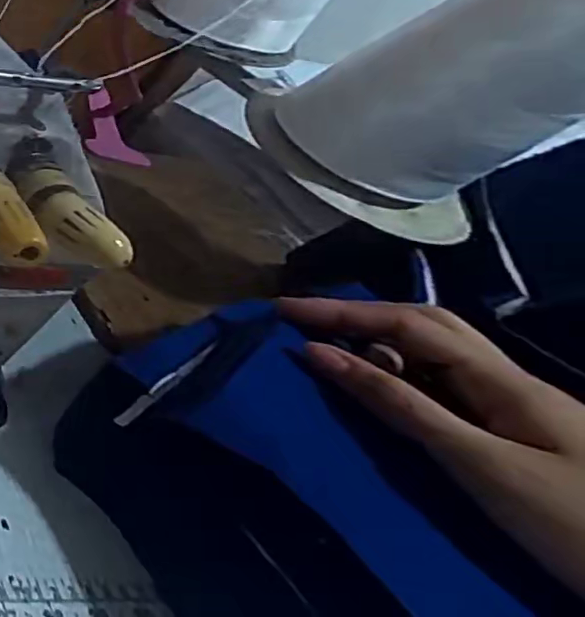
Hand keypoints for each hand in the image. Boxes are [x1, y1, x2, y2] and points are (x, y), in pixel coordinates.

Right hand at [279, 297, 584, 598]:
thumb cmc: (578, 525)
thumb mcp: (481, 465)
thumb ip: (398, 404)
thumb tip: (317, 352)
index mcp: (509, 383)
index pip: (410, 325)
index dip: (342, 312)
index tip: (281, 311)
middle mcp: (516, 384)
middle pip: (430, 327)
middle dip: (363, 316)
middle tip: (304, 322)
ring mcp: (524, 412)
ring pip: (441, 355)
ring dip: (382, 342)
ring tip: (331, 350)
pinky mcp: (522, 437)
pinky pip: (448, 386)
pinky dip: (402, 373)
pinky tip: (382, 387)